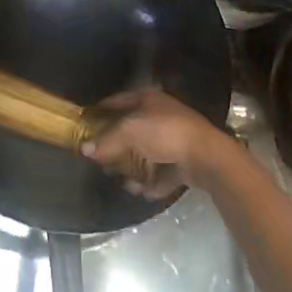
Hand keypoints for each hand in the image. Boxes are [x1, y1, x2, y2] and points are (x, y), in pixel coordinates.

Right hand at [81, 88, 229, 200]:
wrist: (208, 157)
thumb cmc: (164, 133)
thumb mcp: (129, 132)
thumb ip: (106, 140)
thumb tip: (84, 149)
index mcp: (148, 100)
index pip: (117, 101)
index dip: (101, 111)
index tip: (86, 125)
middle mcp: (161, 116)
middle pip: (131, 131)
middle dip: (117, 149)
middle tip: (103, 161)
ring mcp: (174, 140)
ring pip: (147, 154)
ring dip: (135, 170)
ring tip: (126, 183)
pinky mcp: (185, 162)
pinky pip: (162, 172)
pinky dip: (153, 182)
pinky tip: (144, 191)